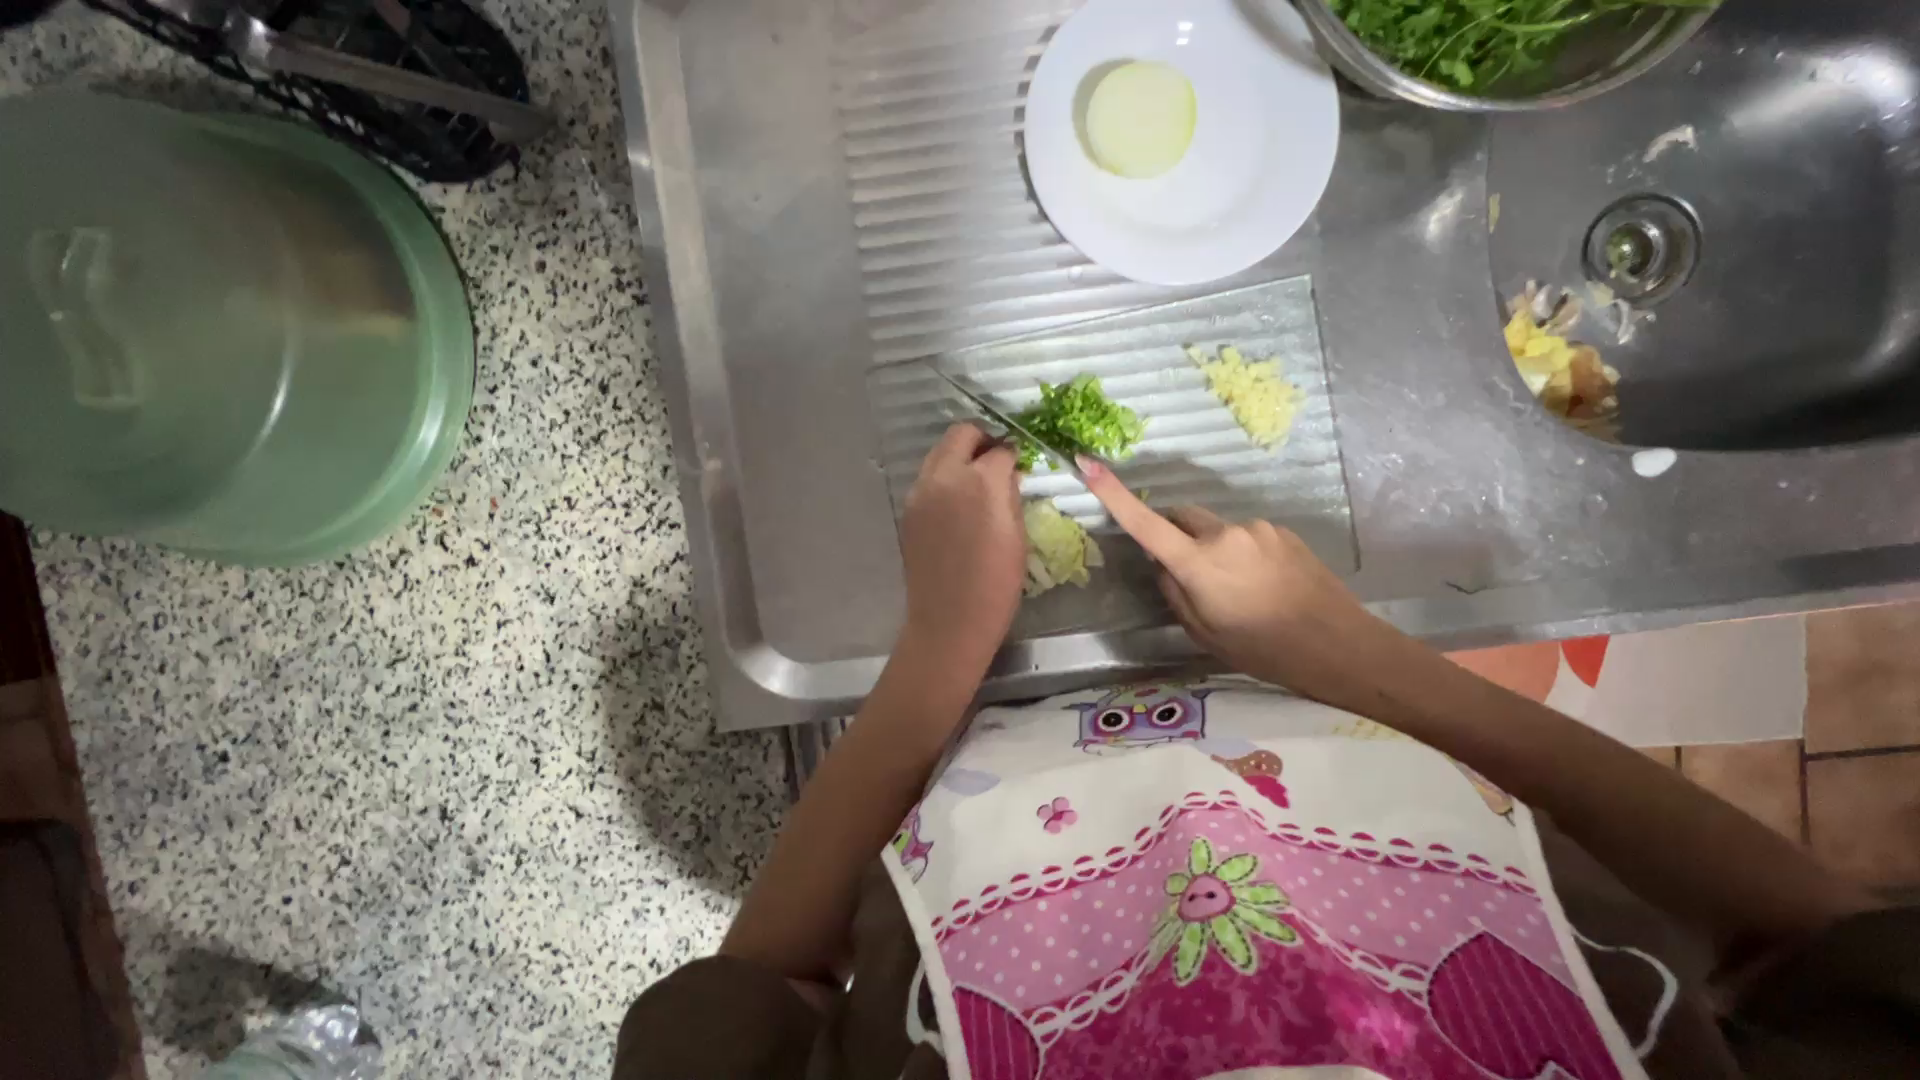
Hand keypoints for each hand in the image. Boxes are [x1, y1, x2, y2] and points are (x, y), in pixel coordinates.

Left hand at [899, 424, 1025, 665]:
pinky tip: (957, 506)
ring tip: (976, 484)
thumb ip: (1010, 495)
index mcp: (981, 482)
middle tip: (996, 461)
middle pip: (961, 434)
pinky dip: (944, 479)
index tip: (1019, 464)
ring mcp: (920, 492)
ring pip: (939, 453)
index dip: (1013, 454)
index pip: (1000, 449)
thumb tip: (1008, 474)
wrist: (949, 620)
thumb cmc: (996, 584)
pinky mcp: (908, 510)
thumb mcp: (1016, 535)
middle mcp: (945, 477)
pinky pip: (927, 479)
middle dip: (981, 440)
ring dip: (959, 457)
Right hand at [1078, 456, 1396, 703]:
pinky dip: (1241, 554)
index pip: (1145, 523)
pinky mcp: (1282, 532)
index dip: (1112, 494)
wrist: (1338, 645)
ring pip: (1216, 530)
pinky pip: (1246, 536)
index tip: (1087, 464)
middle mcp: (1224, 534)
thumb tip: (1164, 566)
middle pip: (1182, 517)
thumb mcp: (1204, 633)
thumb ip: (1175, 594)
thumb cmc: (1263, 650)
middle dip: (1174, 535)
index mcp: (1198, 563)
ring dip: (1213, 549)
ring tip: (1238, 592)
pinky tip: (1262, 586)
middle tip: (1187, 574)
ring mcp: (1257, 529)